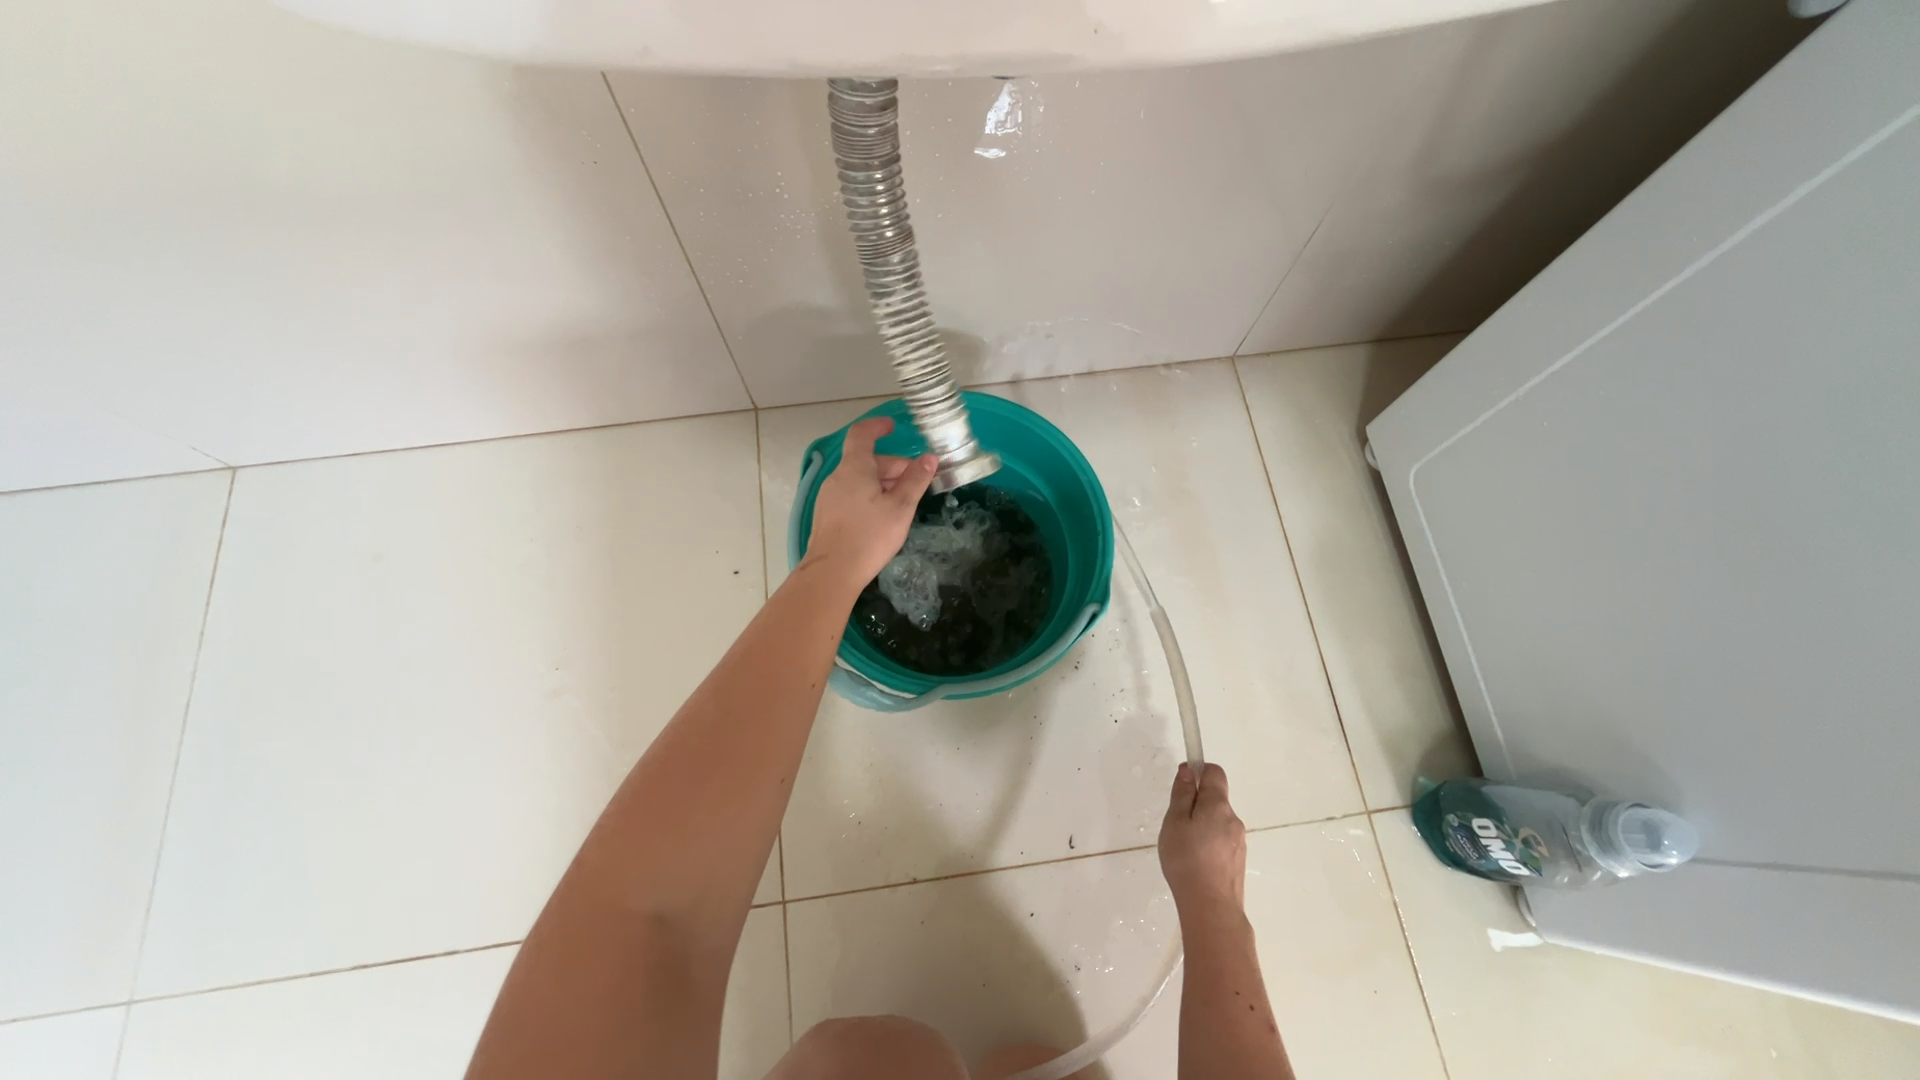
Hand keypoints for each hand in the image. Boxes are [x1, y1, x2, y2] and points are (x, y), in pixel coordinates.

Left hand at [801, 417, 937, 590]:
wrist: (832, 572)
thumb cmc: (869, 536)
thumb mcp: (900, 507)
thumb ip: (915, 480)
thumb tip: (929, 458)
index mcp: (854, 468)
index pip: (862, 434)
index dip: (877, 426)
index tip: (892, 426)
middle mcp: (838, 478)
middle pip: (866, 461)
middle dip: (893, 467)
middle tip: (916, 484)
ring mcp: (829, 497)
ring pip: (860, 480)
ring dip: (883, 484)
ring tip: (903, 504)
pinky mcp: (828, 515)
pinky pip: (852, 495)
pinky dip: (870, 496)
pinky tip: (883, 518)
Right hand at [1158, 762, 1246, 913]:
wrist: (1210, 907)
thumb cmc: (1186, 860)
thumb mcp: (1175, 822)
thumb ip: (1183, 794)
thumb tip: (1189, 770)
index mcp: (1218, 805)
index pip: (1215, 773)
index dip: (1199, 771)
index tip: (1182, 785)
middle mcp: (1233, 819)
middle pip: (1216, 799)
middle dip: (1196, 805)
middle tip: (1176, 825)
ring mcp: (1239, 842)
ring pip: (1218, 822)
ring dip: (1202, 826)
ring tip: (1183, 848)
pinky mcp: (1238, 861)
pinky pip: (1221, 841)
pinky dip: (1208, 844)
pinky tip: (1195, 862)